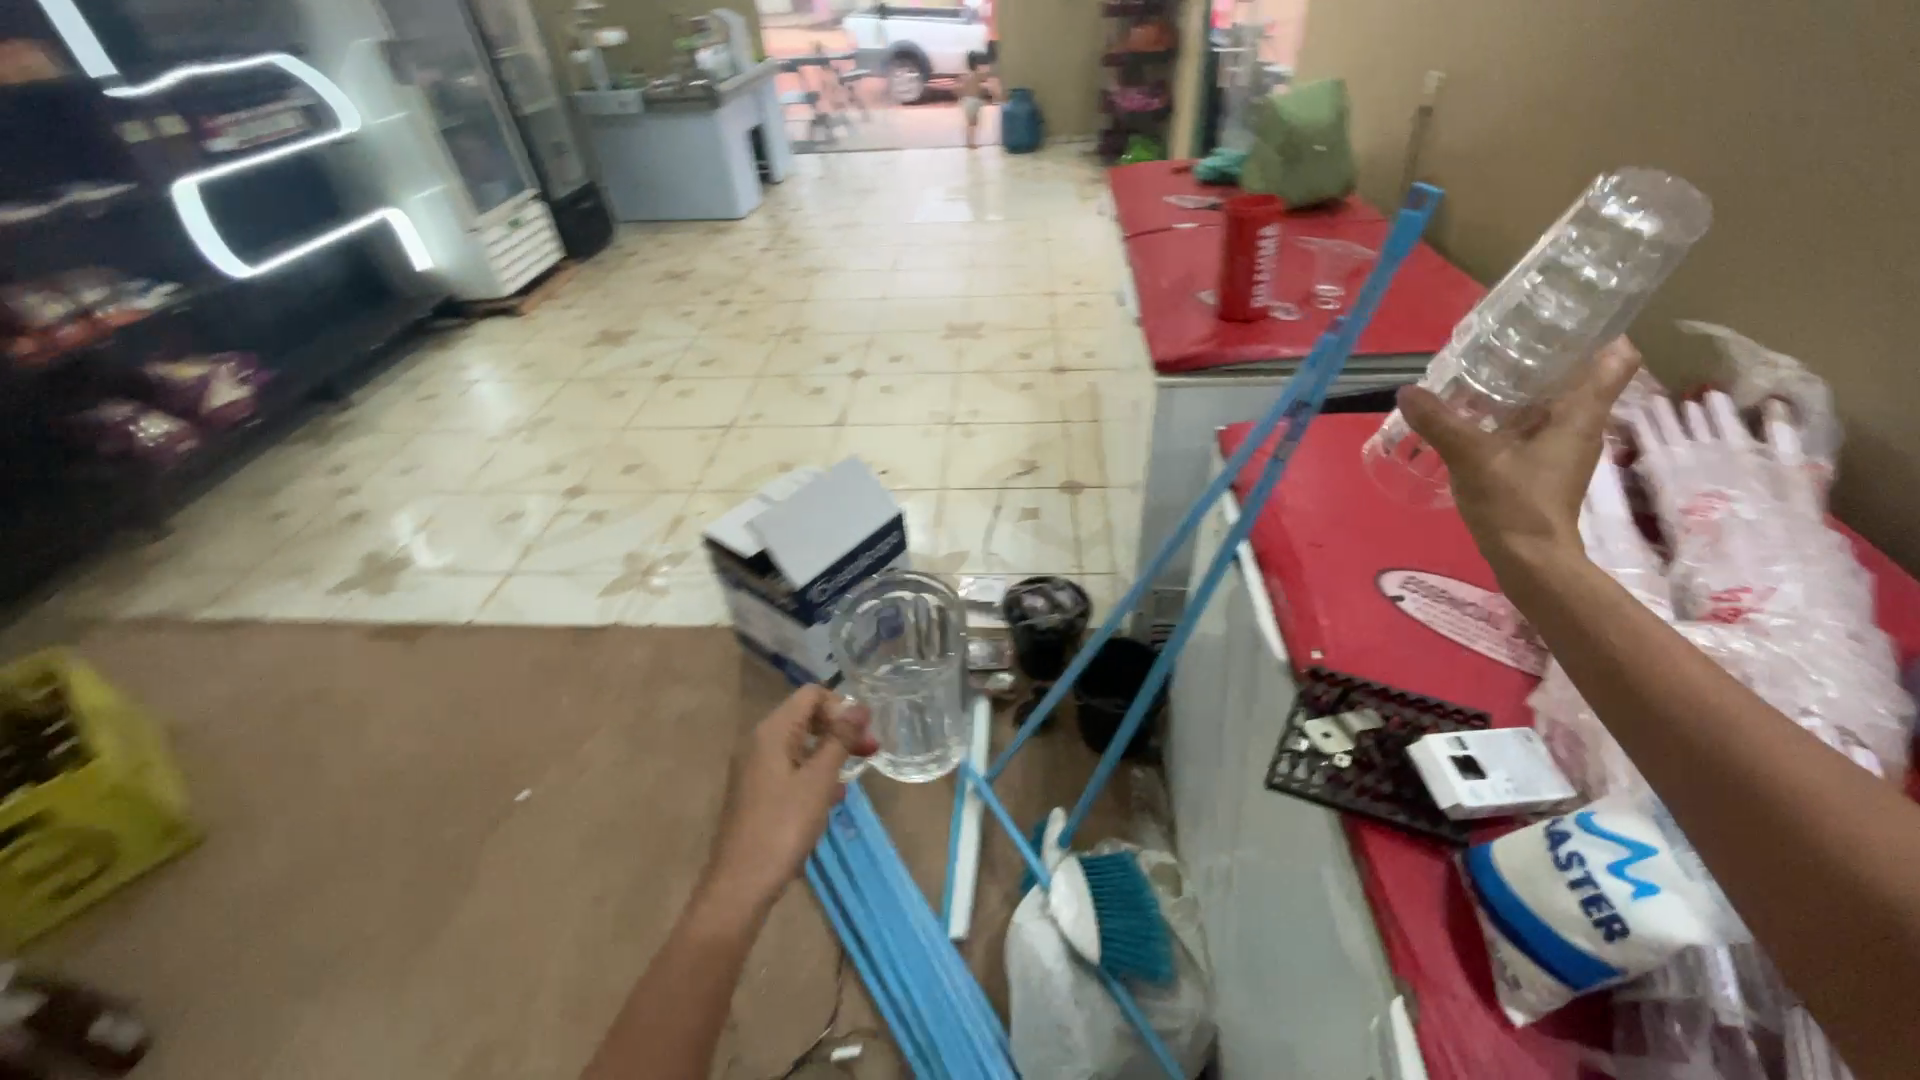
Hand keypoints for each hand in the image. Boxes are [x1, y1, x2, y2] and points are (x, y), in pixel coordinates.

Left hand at [700, 686, 877, 912]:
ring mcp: (755, 769)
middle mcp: (759, 743)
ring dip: (830, 754)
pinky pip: (791, 769)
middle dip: (840, 730)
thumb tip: (859, 705)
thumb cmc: (783, 826)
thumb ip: (840, 740)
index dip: (841, 707)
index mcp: (772, 732)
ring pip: (800, 746)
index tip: (864, 733)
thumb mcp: (819, 780)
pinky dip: (814, 775)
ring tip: (855, 777)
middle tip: (871, 752)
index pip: (811, 695)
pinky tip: (832, 799)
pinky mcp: (757, 793)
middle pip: (806, 718)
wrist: (741, 883)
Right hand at [1397, 337, 1641, 572]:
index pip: (1616, 359)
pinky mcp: (1544, 468)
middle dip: (1547, 356)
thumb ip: (1439, 422)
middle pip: (1578, 376)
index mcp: (1580, 413)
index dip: (1602, 332)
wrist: (1529, 559)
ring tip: (1483, 374)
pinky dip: (1511, 416)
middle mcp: (1581, 425)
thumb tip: (1408, 391)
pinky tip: (1475, 417)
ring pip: (1552, 403)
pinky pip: (1532, 427)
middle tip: (1508, 340)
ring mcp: (1563, 448)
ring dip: (1524, 388)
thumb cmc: (1515, 501)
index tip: (1569, 319)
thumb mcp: (1471, 456)